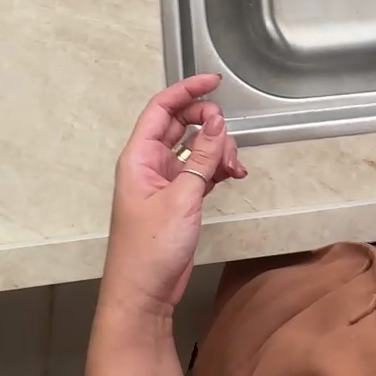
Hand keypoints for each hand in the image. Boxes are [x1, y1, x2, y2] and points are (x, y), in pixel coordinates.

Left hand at [103, 74, 246, 317]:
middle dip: (210, 126)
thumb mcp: (183, 197)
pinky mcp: (179, 196)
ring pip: (196, 147)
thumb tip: (219, 121)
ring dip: (219, 150)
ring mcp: (165, 179)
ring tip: (235, 169)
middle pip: (182, 125)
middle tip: (230, 140)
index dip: (187, 90)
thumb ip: (203, 157)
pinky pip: (202, 168)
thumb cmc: (152, 247)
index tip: (215, 81)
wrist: (143, 295)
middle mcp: (150, 162)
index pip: (162, 108)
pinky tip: (233, 176)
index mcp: (139, 156)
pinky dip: (218, 168)